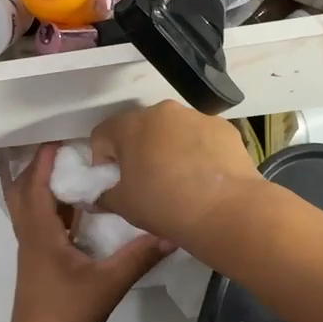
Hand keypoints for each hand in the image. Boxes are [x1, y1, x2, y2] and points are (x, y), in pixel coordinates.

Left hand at [3, 144, 171, 321]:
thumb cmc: (68, 311)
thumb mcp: (109, 283)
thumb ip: (140, 256)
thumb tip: (172, 233)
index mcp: (40, 232)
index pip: (36, 185)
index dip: (45, 159)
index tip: (61, 137)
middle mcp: (29, 235)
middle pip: (23, 191)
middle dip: (38, 167)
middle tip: (64, 150)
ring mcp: (31, 249)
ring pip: (28, 207)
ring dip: (42, 186)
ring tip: (71, 171)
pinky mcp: (36, 261)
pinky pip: (37, 223)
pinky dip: (49, 208)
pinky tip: (74, 210)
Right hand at [89, 101, 265, 248]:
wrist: (226, 210)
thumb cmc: (164, 205)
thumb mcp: (123, 206)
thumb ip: (103, 196)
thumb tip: (96, 197)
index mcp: (129, 125)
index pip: (101, 135)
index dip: (102, 160)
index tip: (115, 181)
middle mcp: (161, 111)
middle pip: (138, 128)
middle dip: (137, 150)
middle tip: (146, 180)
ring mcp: (195, 116)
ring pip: (171, 130)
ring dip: (167, 148)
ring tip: (179, 179)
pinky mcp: (224, 127)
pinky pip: (200, 136)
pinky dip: (197, 151)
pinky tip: (204, 177)